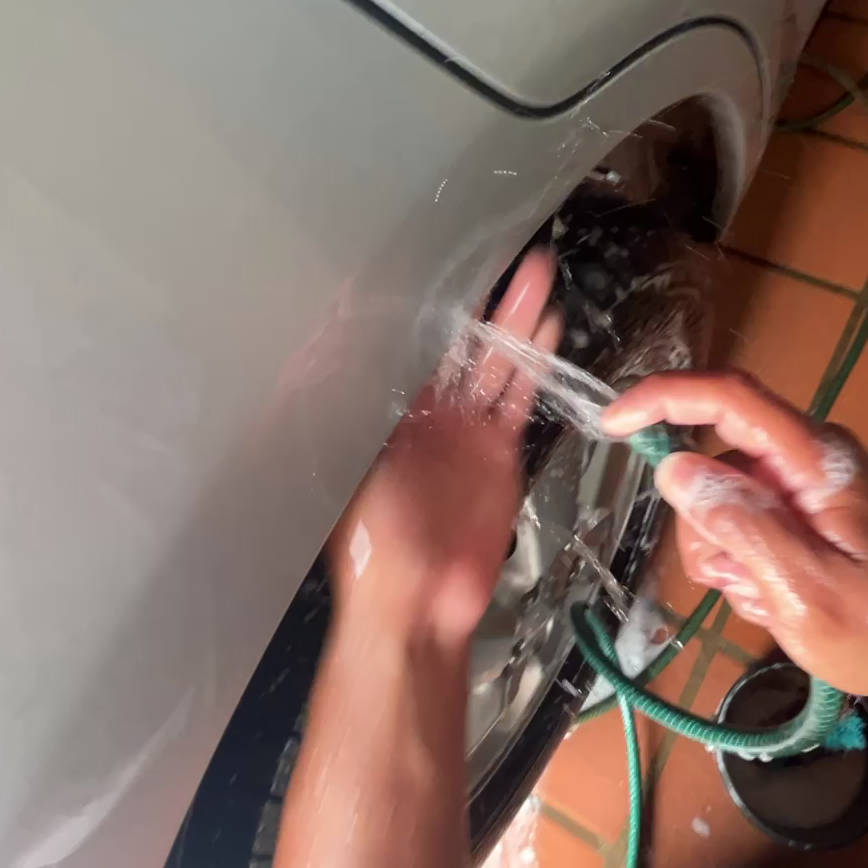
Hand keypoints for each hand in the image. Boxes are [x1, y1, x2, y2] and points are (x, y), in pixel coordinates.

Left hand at [328, 250, 561, 649]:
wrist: (416, 604)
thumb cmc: (372, 542)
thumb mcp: (346, 474)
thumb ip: (348, 414)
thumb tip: (317, 352)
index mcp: (390, 415)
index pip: (417, 349)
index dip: (439, 310)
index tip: (454, 267)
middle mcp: (432, 415)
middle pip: (466, 350)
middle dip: (493, 307)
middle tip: (519, 263)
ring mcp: (469, 433)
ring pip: (499, 367)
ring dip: (520, 326)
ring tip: (540, 280)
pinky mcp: (500, 453)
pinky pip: (519, 402)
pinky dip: (535, 369)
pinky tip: (549, 331)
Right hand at [601, 371, 867, 700]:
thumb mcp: (807, 590)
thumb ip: (743, 524)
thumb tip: (676, 467)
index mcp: (816, 457)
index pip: (730, 398)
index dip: (665, 397)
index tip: (612, 423)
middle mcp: (806, 456)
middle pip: (714, 462)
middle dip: (705, 525)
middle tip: (740, 582)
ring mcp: (802, 484)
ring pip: (719, 499)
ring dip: (725, 554)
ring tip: (768, 597)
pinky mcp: (801, 510)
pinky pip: (741, 523)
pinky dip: (741, 563)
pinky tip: (775, 595)